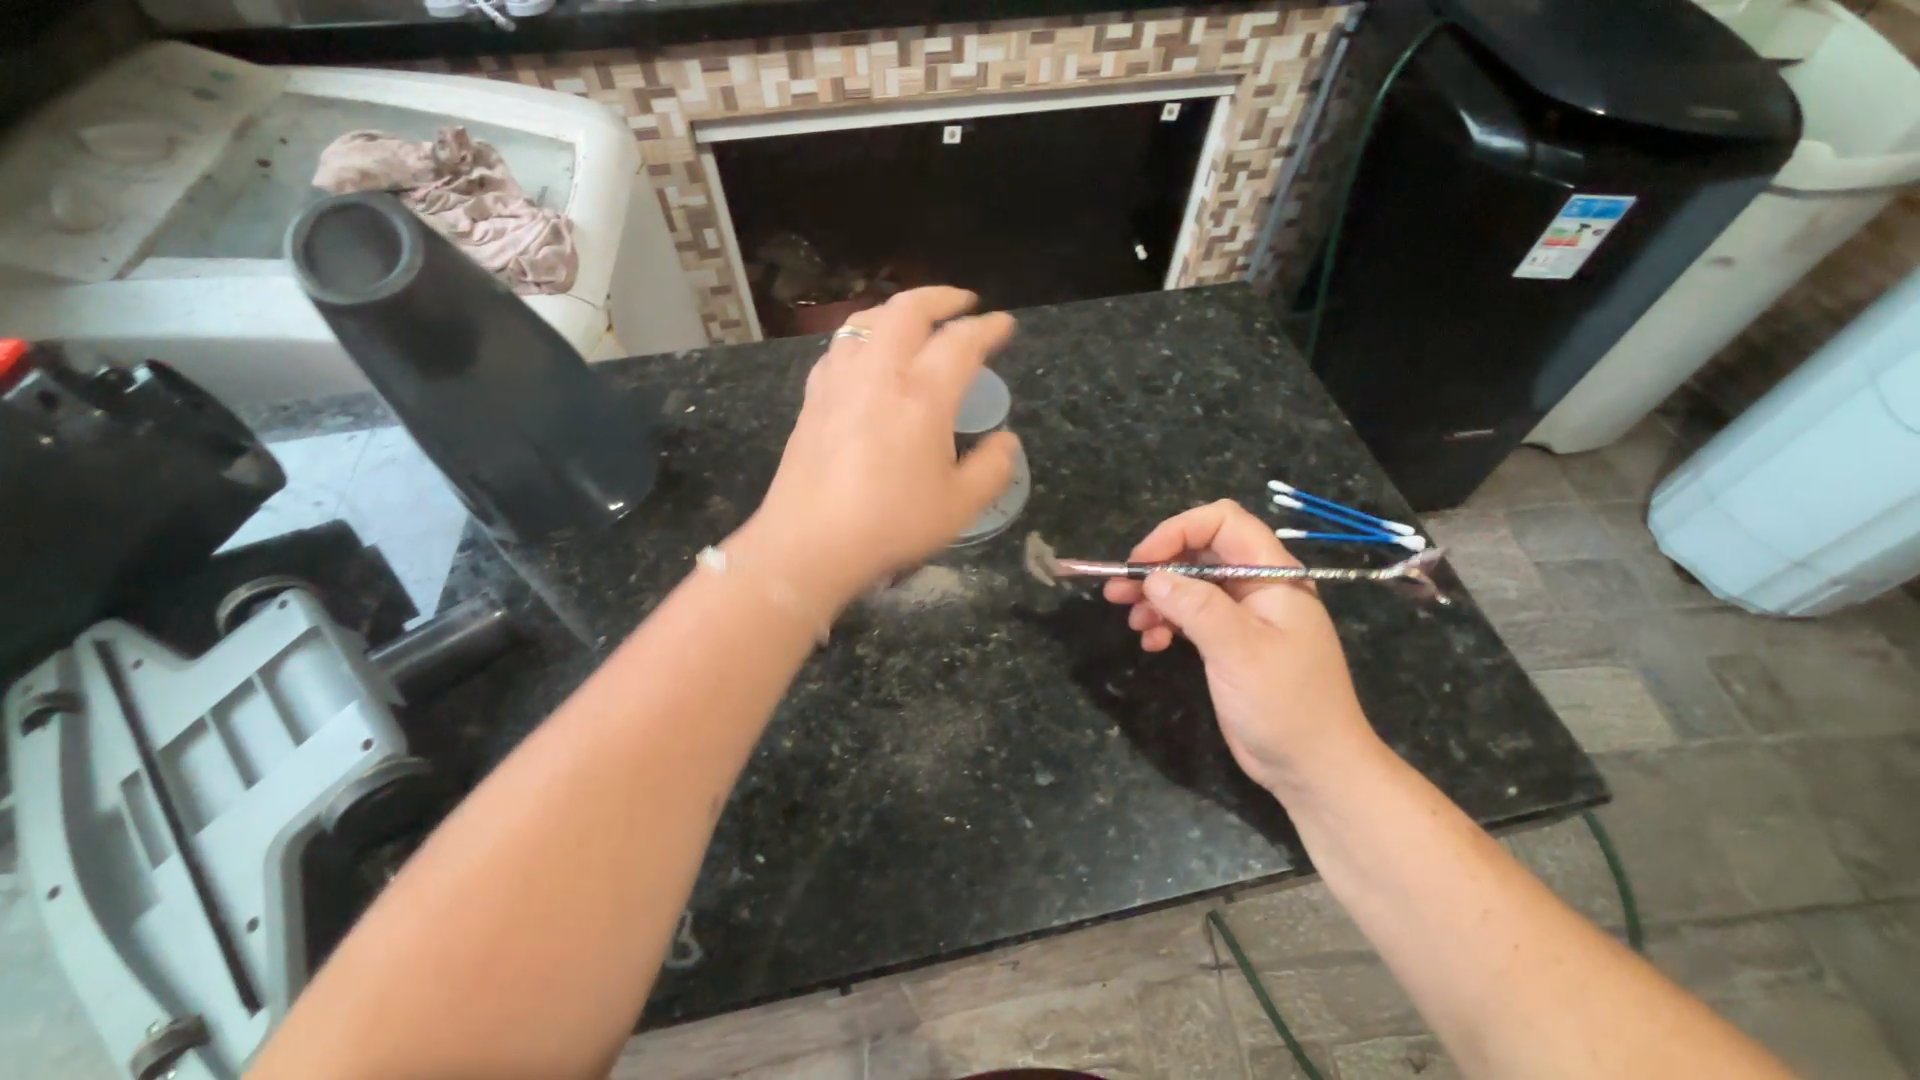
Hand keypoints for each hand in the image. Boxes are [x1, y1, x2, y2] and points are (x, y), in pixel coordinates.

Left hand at [737, 287, 1020, 606]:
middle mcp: (880, 374)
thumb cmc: (891, 524)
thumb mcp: (959, 507)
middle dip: (940, 297)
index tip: (1004, 324)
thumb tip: (1007, 441)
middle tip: (963, 303)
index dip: (988, 328)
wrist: (810, 542)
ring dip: (897, 309)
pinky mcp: (814, 398)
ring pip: (867, 321)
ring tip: (915, 320)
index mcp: (923, 395)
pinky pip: (840, 347)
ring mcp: (840, 381)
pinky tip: (867, 355)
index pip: (961, 342)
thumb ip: (992, 469)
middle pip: (908, 310)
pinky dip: (863, 336)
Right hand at [1102, 500, 1381, 794]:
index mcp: (1273, 575)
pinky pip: (1192, 619)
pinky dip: (1167, 625)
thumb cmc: (1285, 703)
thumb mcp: (1239, 650)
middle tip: (1117, 590)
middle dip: (1158, 566)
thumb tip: (1152, 577)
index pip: (1223, 522)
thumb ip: (1196, 607)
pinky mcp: (1231, 645)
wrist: (1313, 767)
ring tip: (1130, 621)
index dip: (1178, 531)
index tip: (1142, 562)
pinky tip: (1152, 644)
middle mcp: (1258, 588)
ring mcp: (1244, 618)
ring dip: (1156, 598)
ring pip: (1190, 587)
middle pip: (1200, 553)